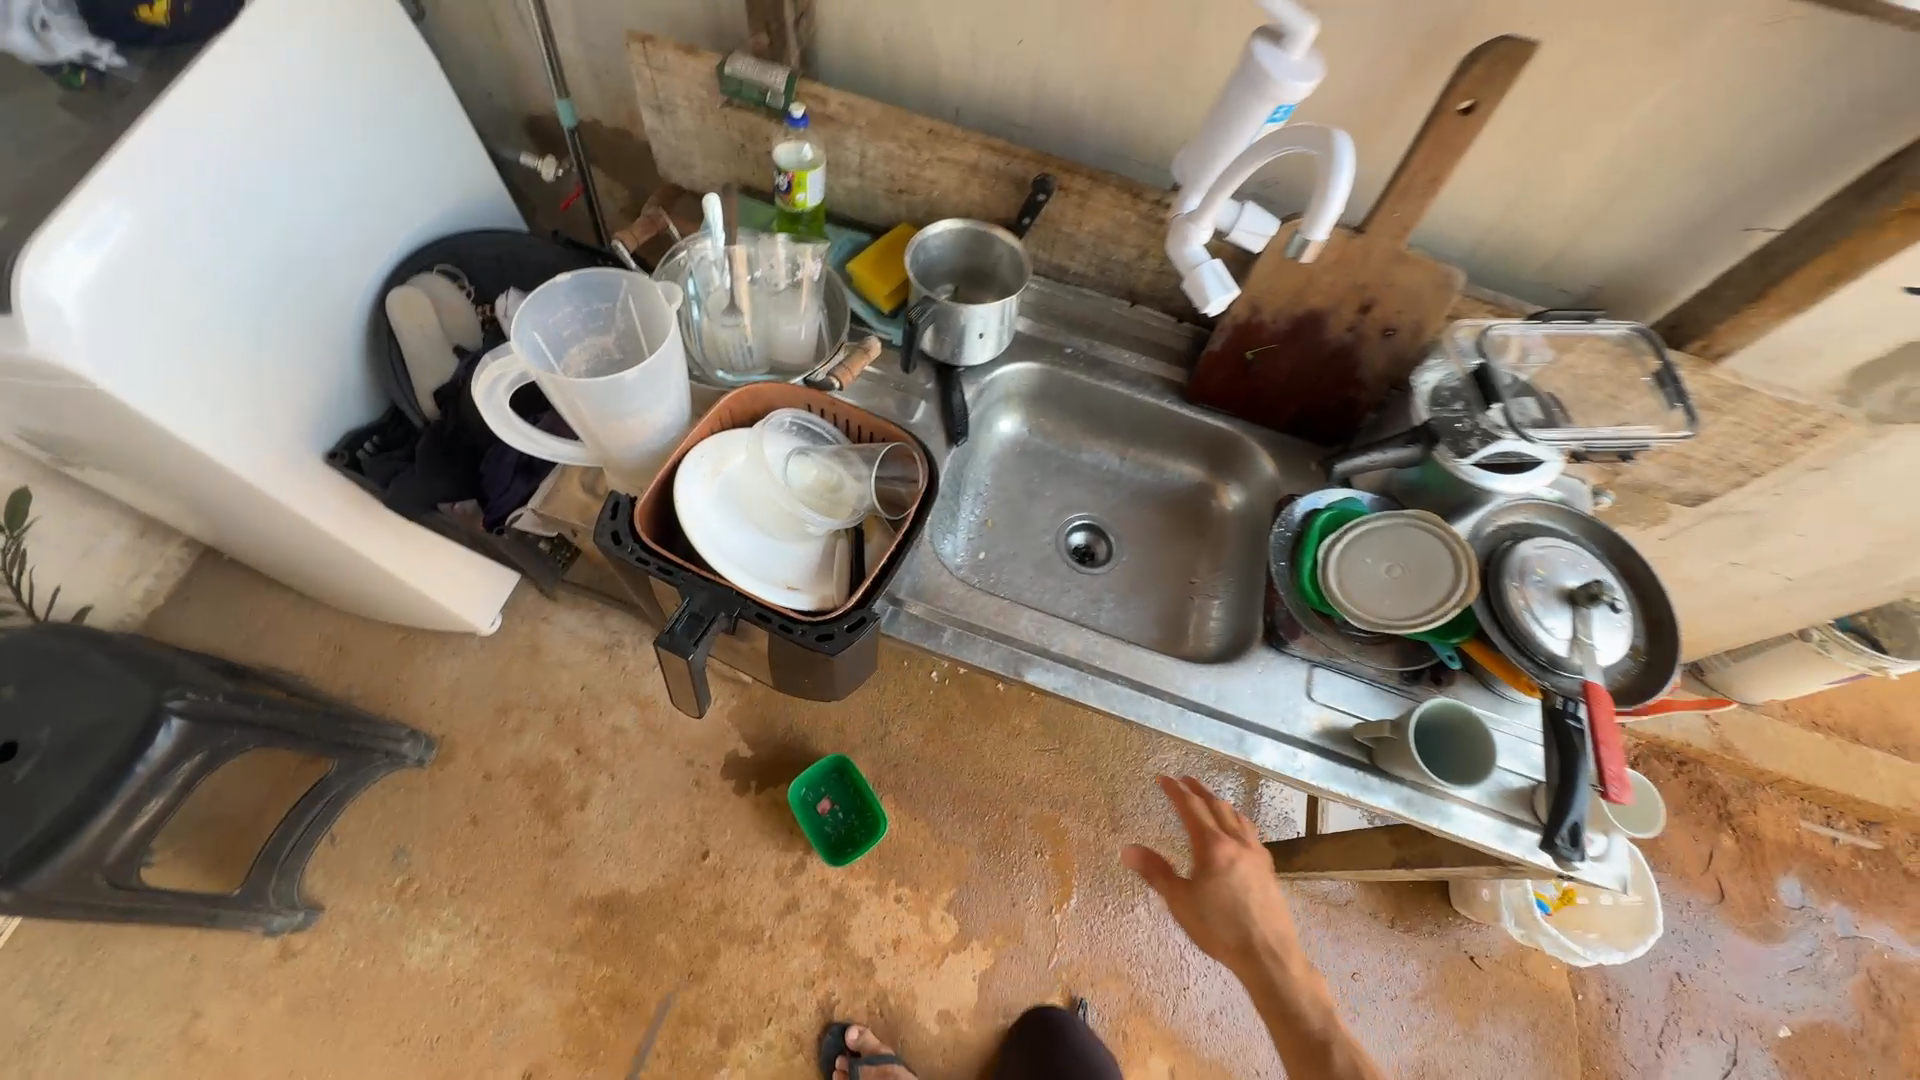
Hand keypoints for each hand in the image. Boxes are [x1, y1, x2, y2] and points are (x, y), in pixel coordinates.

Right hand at [1122, 775, 1302, 978]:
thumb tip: (1128, 849)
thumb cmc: (1220, 929)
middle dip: (1199, 790)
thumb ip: (1155, 872)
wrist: (1269, 955)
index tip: (1163, 779)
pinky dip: (1239, 821)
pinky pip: (1251, 833)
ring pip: (1238, 817)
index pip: (1191, 808)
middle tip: (1185, 780)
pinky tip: (1239, 833)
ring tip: (1210, 800)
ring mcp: (1256, 855)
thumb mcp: (1180, 902)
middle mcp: (1236, 842)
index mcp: (1212, 846)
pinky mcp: (1269, 870)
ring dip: (1220, 803)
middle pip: (1217, 806)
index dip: (1176, 791)